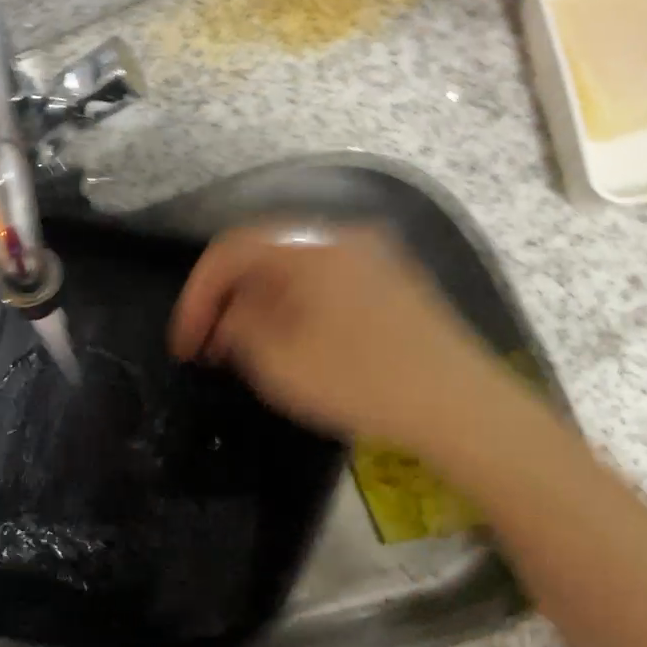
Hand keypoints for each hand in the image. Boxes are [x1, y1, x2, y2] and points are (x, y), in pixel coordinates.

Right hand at [168, 225, 508, 448]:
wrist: (461, 406)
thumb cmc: (359, 381)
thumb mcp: (277, 361)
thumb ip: (238, 328)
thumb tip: (231, 316)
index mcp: (309, 250)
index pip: (230, 251)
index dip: (196, 294)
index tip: (184, 342)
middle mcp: (342, 240)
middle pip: (262, 255)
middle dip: (226, 299)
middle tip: (207, 346)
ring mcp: (375, 260)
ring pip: (294, 270)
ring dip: (258, 305)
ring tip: (244, 351)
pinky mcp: (395, 286)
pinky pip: (324, 283)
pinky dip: (293, 308)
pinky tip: (292, 347)